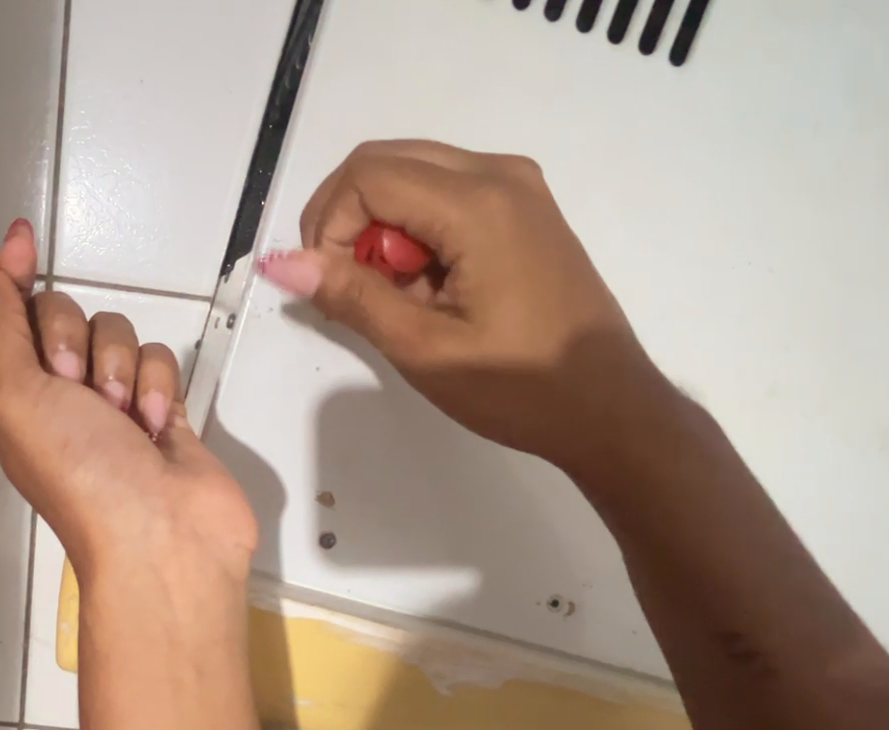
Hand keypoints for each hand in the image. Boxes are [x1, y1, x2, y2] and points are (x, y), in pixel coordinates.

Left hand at [0, 219, 256, 583]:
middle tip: (79, 388)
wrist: (160, 537)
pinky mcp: (164, 412)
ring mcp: (116, 405)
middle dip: (74, 342)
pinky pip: (161, 363)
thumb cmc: (80, 472)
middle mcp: (62, 398)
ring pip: (118, 336)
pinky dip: (160, 388)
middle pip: (67, 318)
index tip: (20, 236)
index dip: (12, 276)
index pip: (10, 318)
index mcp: (16, 398)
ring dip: (122, 369)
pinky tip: (158, 427)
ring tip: (126, 419)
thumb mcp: (14, 397)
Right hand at [257, 140, 674, 472]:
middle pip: (386, 161)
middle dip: (345, 220)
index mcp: (478, 204)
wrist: (607, 408)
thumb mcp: (422, 348)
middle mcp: (500, 174)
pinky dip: (414, 230)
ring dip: (379, 227)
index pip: (367, 174)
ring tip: (389, 294)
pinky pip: (444, 195)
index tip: (330, 287)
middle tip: (345, 287)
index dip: (327, 225)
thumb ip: (351, 296)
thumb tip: (281, 263)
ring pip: (413, 175)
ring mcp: (518, 188)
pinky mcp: (523, 210)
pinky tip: (424, 286)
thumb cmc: (516, 388)